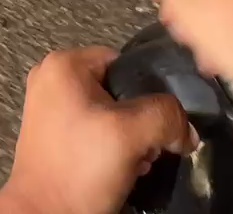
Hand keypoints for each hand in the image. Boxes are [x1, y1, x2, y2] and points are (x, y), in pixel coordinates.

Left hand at [0, 46, 194, 213]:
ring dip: (125, 138)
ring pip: (105, 112)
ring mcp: (46, 106)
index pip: (121, 63)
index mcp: (63, 63)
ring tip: (130, 164)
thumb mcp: (130, 135)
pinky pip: (89, 129)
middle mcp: (50, 77)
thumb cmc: (79, 168)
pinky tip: (114, 170)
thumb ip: (165, 117)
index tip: (154, 124)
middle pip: (115, 89)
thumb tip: (186, 127)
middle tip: (143, 150)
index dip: (145, 92)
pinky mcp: (48, 133)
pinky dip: (106, 147)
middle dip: (136, 121)